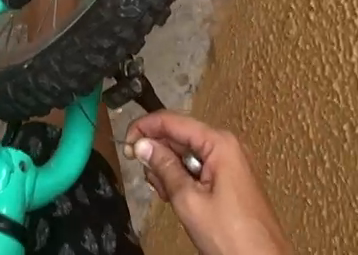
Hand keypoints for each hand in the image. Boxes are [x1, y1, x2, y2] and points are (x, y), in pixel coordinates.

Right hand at [127, 111, 289, 254]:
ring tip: (166, 193)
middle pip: (179, 136)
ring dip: (169, 169)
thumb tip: (143, 144)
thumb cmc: (231, 237)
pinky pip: (198, 168)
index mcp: (219, 143)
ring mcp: (230, 163)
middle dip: (158, 153)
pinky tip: (177, 197)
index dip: (144, 128)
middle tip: (147, 177)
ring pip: (186, 153)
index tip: (126, 143)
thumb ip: (163, 167)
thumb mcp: (189, 201)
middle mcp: (226, 146)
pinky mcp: (231, 180)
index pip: (172, 121)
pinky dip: (183, 179)